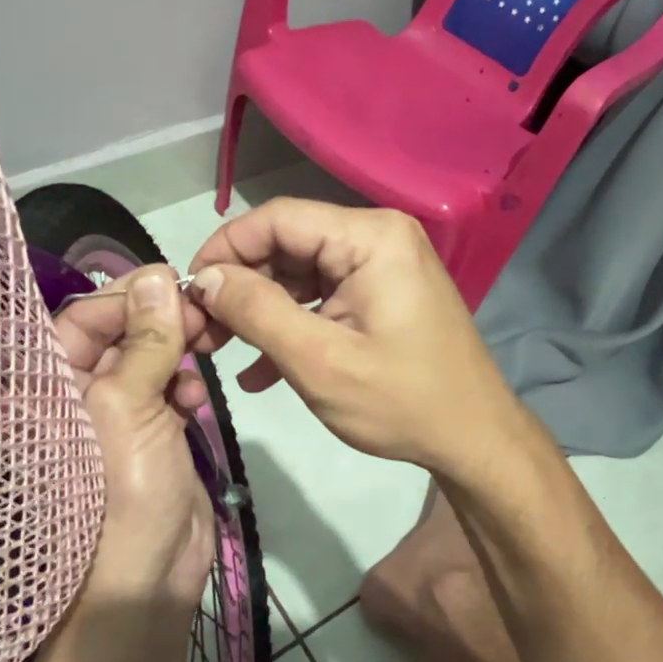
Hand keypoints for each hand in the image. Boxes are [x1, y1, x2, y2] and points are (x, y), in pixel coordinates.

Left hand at [54, 265, 214, 602]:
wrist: (148, 579)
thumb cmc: (120, 491)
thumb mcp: (128, 407)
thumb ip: (145, 340)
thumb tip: (159, 276)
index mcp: (49, 387)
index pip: (83, 317)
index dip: (126, 296)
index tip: (174, 282)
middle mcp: (78, 395)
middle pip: (119, 334)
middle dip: (160, 320)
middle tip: (201, 313)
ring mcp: (117, 417)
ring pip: (149, 359)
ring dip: (177, 351)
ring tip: (204, 351)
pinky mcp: (152, 436)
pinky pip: (167, 390)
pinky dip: (185, 385)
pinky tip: (197, 397)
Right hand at [187, 199, 527, 480]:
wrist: (474, 442)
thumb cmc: (402, 402)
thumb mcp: (319, 361)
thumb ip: (257, 312)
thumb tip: (205, 278)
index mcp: (370, 237)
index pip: (277, 219)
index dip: (225, 250)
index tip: (188, 293)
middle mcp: (376, 238)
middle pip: (286, 245)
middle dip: (239, 288)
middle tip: (198, 331)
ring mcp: (380, 267)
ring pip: (298, 275)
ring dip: (258, 313)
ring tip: (217, 352)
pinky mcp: (380, 296)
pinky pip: (321, 298)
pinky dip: (289, 327)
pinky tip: (259, 372)